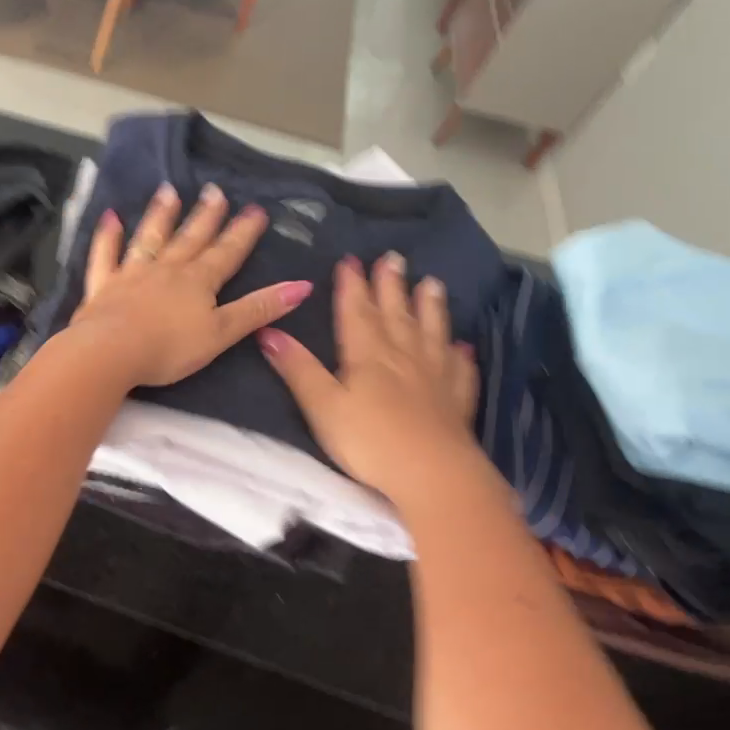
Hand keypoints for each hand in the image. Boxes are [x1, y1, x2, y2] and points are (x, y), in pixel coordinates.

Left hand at [65, 180, 309, 387]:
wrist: (110, 352)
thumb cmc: (168, 349)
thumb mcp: (221, 333)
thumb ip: (257, 309)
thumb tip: (303, 286)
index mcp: (198, 282)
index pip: (226, 253)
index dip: (242, 233)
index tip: (256, 210)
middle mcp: (166, 270)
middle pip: (190, 239)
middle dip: (206, 216)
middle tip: (215, 191)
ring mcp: (131, 275)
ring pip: (150, 238)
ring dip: (160, 215)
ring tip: (169, 191)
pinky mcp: (101, 286)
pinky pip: (104, 255)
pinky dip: (107, 236)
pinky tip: (110, 217)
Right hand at [258, 252, 481, 502]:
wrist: (431, 472)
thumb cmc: (367, 440)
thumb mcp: (321, 405)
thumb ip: (297, 368)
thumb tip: (268, 331)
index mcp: (367, 355)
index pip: (357, 312)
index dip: (352, 286)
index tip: (351, 260)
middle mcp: (403, 356)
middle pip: (395, 314)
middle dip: (391, 286)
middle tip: (394, 258)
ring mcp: (435, 375)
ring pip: (430, 331)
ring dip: (429, 306)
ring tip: (431, 283)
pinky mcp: (455, 399)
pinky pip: (458, 367)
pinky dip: (458, 352)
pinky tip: (461, 345)